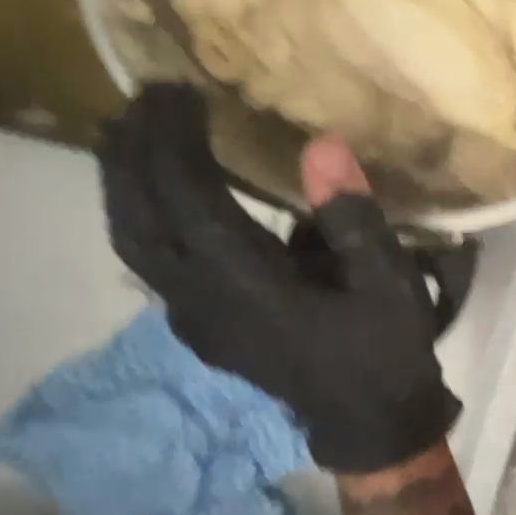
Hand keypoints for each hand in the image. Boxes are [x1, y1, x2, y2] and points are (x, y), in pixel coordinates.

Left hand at [97, 84, 459, 471]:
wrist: (370, 420)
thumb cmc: (386, 348)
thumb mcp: (390, 281)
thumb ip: (353, 216)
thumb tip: (321, 145)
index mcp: (247, 289)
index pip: (188, 206)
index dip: (174, 146)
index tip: (179, 93)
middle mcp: (201, 303)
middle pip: (139, 221)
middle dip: (133, 155)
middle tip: (145, 98)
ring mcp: (194, 317)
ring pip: (134, 243)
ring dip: (125, 184)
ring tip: (133, 132)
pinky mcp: (202, 323)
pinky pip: (152, 260)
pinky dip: (144, 215)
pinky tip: (162, 192)